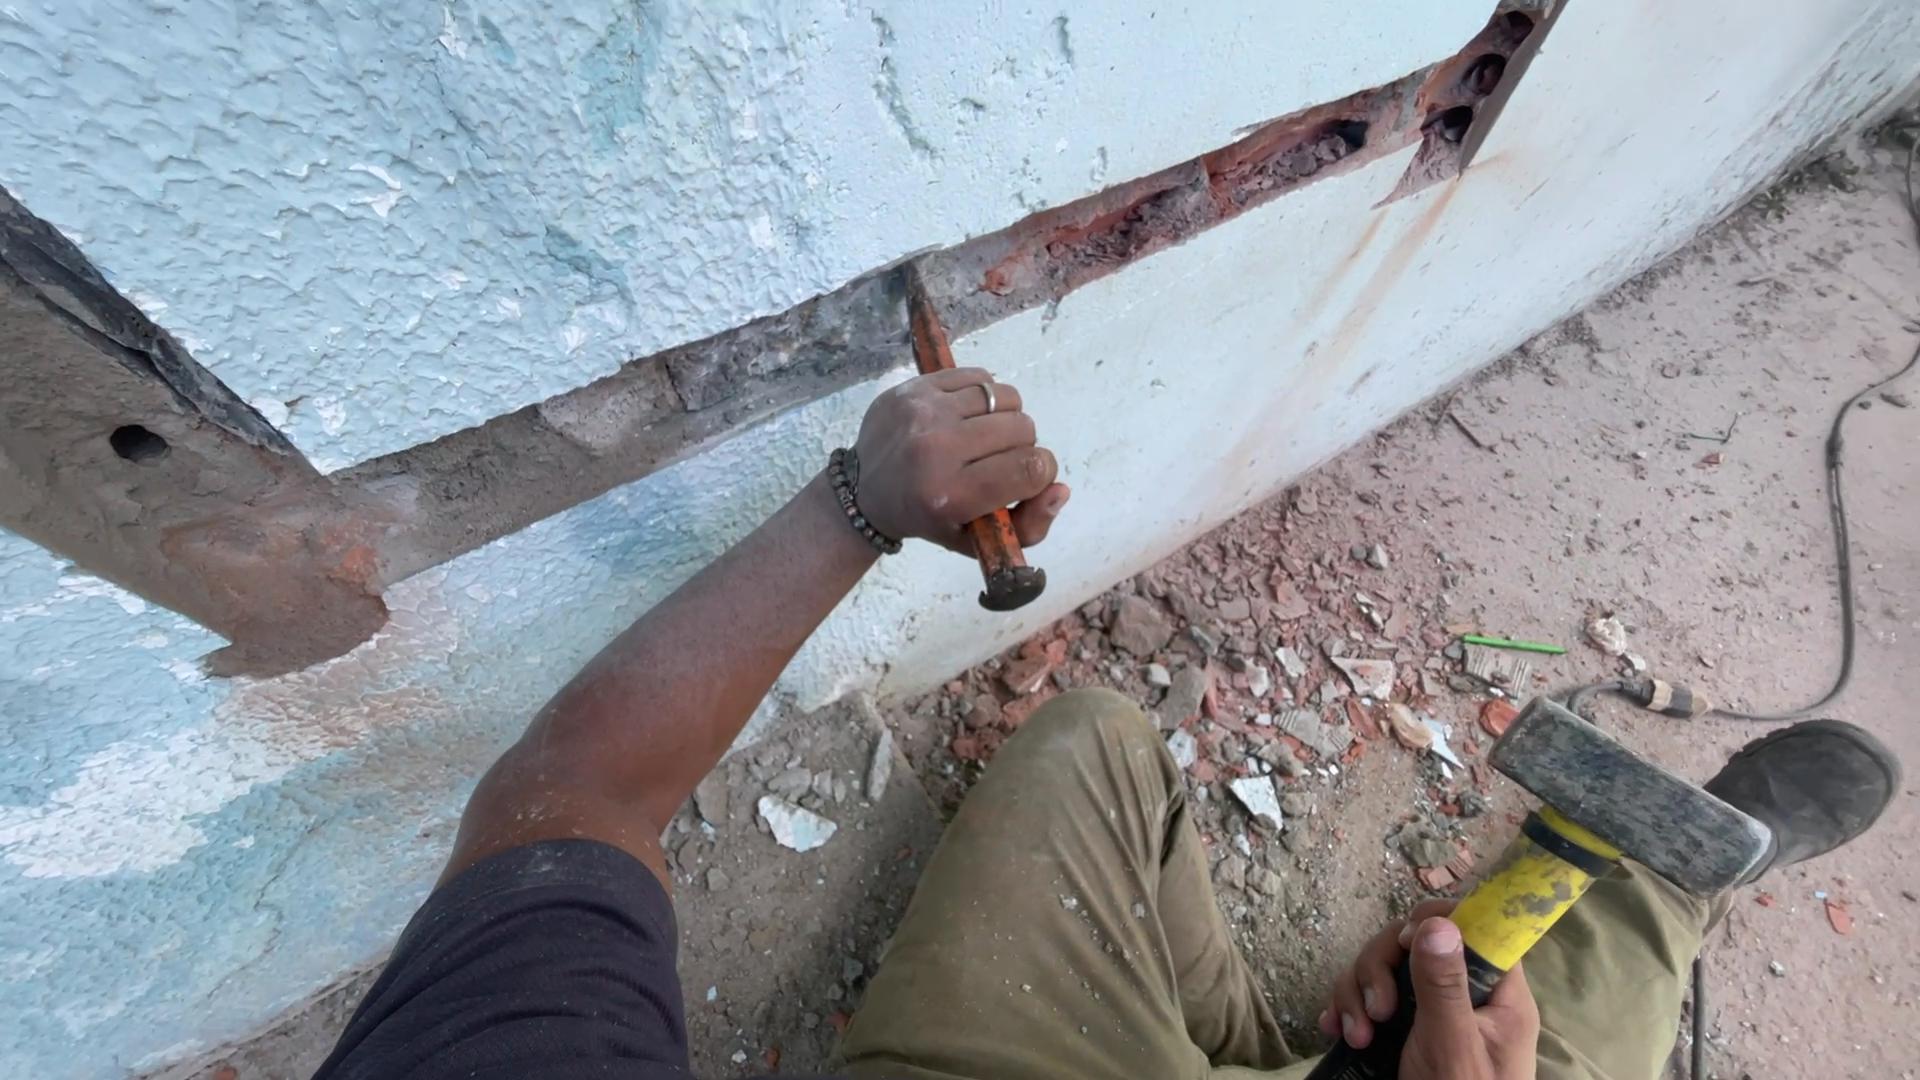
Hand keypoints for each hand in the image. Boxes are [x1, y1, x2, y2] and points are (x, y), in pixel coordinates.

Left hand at [850, 368, 1069, 553]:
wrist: (865, 490)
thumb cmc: (930, 519)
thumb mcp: (978, 541)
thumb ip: (1029, 526)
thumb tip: (1060, 489)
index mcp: (951, 494)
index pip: (1029, 468)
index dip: (1042, 473)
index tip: (1028, 478)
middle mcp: (936, 449)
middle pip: (1022, 428)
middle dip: (1023, 446)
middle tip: (1000, 460)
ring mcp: (924, 412)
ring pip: (1006, 397)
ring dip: (1006, 418)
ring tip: (985, 437)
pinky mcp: (916, 387)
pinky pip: (981, 377)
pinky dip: (986, 396)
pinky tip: (968, 416)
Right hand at [1318, 903, 1538, 1079]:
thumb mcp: (1452, 1048)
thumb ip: (1444, 986)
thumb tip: (1439, 922)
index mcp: (1495, 996)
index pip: (1475, 928)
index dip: (1437, 920)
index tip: (1406, 939)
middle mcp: (1462, 993)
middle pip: (1411, 940)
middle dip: (1379, 968)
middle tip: (1376, 1010)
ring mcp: (1426, 1007)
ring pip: (1380, 964)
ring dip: (1357, 994)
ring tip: (1356, 1036)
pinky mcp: (1397, 1022)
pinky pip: (1363, 991)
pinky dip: (1346, 1006)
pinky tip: (1336, 1030)